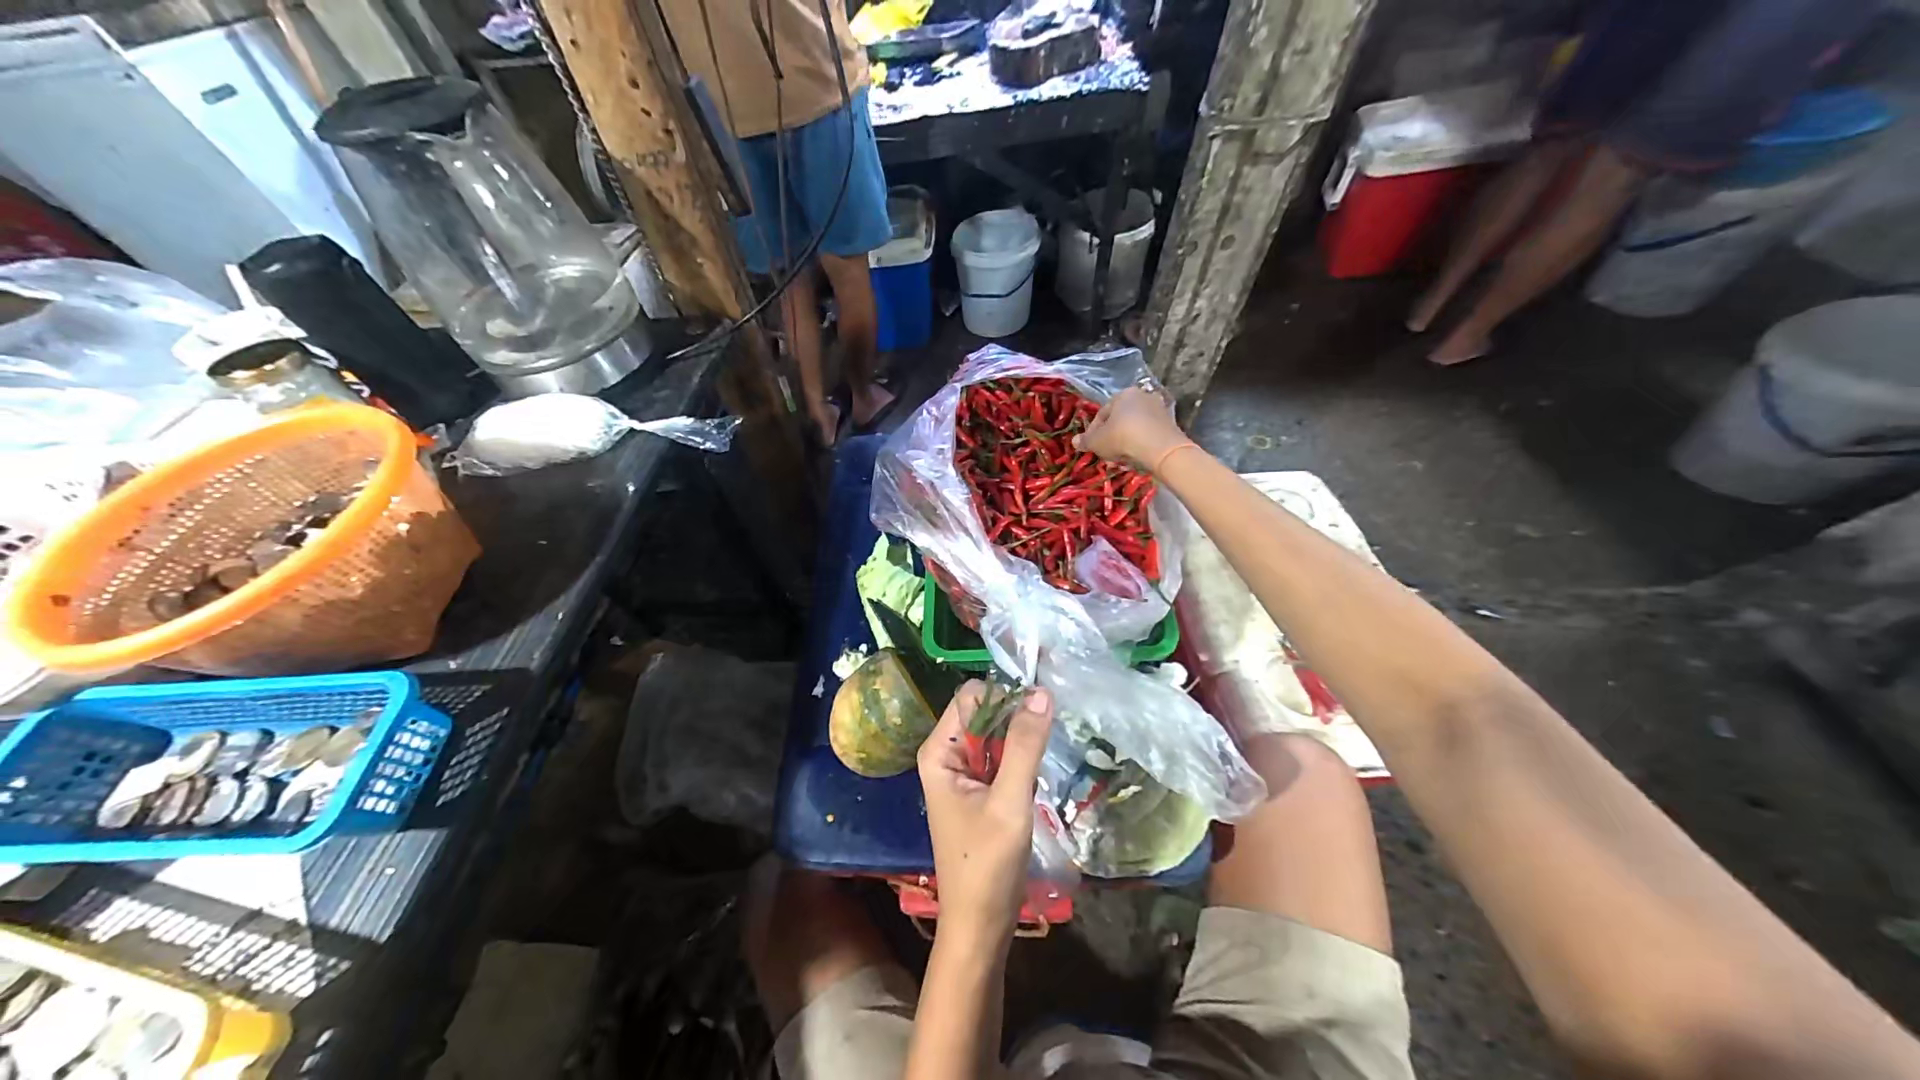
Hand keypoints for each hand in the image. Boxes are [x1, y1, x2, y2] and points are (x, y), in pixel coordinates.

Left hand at [917, 681, 1054, 936]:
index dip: (1004, 697)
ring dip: (1021, 742)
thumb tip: (1041, 692)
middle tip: (1047, 738)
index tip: (1038, 711)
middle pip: (985, 714)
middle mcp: (947, 756)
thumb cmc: (987, 864)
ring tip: (1043, 760)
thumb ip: (1025, 745)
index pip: (972, 697)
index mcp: (939, 751)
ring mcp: (963, 775)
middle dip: (1016, 720)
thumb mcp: (1009, 801)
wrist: (979, 925)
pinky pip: (1001, 760)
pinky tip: (1035, 780)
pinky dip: (1020, 762)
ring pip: (997, 737)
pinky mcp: (979, 792)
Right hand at [1075, 386, 1189, 470]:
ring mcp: (1159, 410)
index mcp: (1124, 394)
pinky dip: (1141, 444)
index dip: (1093, 431)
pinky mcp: (1170, 424)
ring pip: (1135, 428)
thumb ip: (1086, 441)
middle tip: (1106, 453)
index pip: (1103, 412)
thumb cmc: (1122, 437)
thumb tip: (1075, 442)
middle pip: (1121, 419)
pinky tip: (1136, 457)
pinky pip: (1149, 435)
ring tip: (1120, 458)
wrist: (1159, 448)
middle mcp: (1143, 396)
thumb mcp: (1097, 441)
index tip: (1091, 445)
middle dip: (1112, 437)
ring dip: (1126, 442)